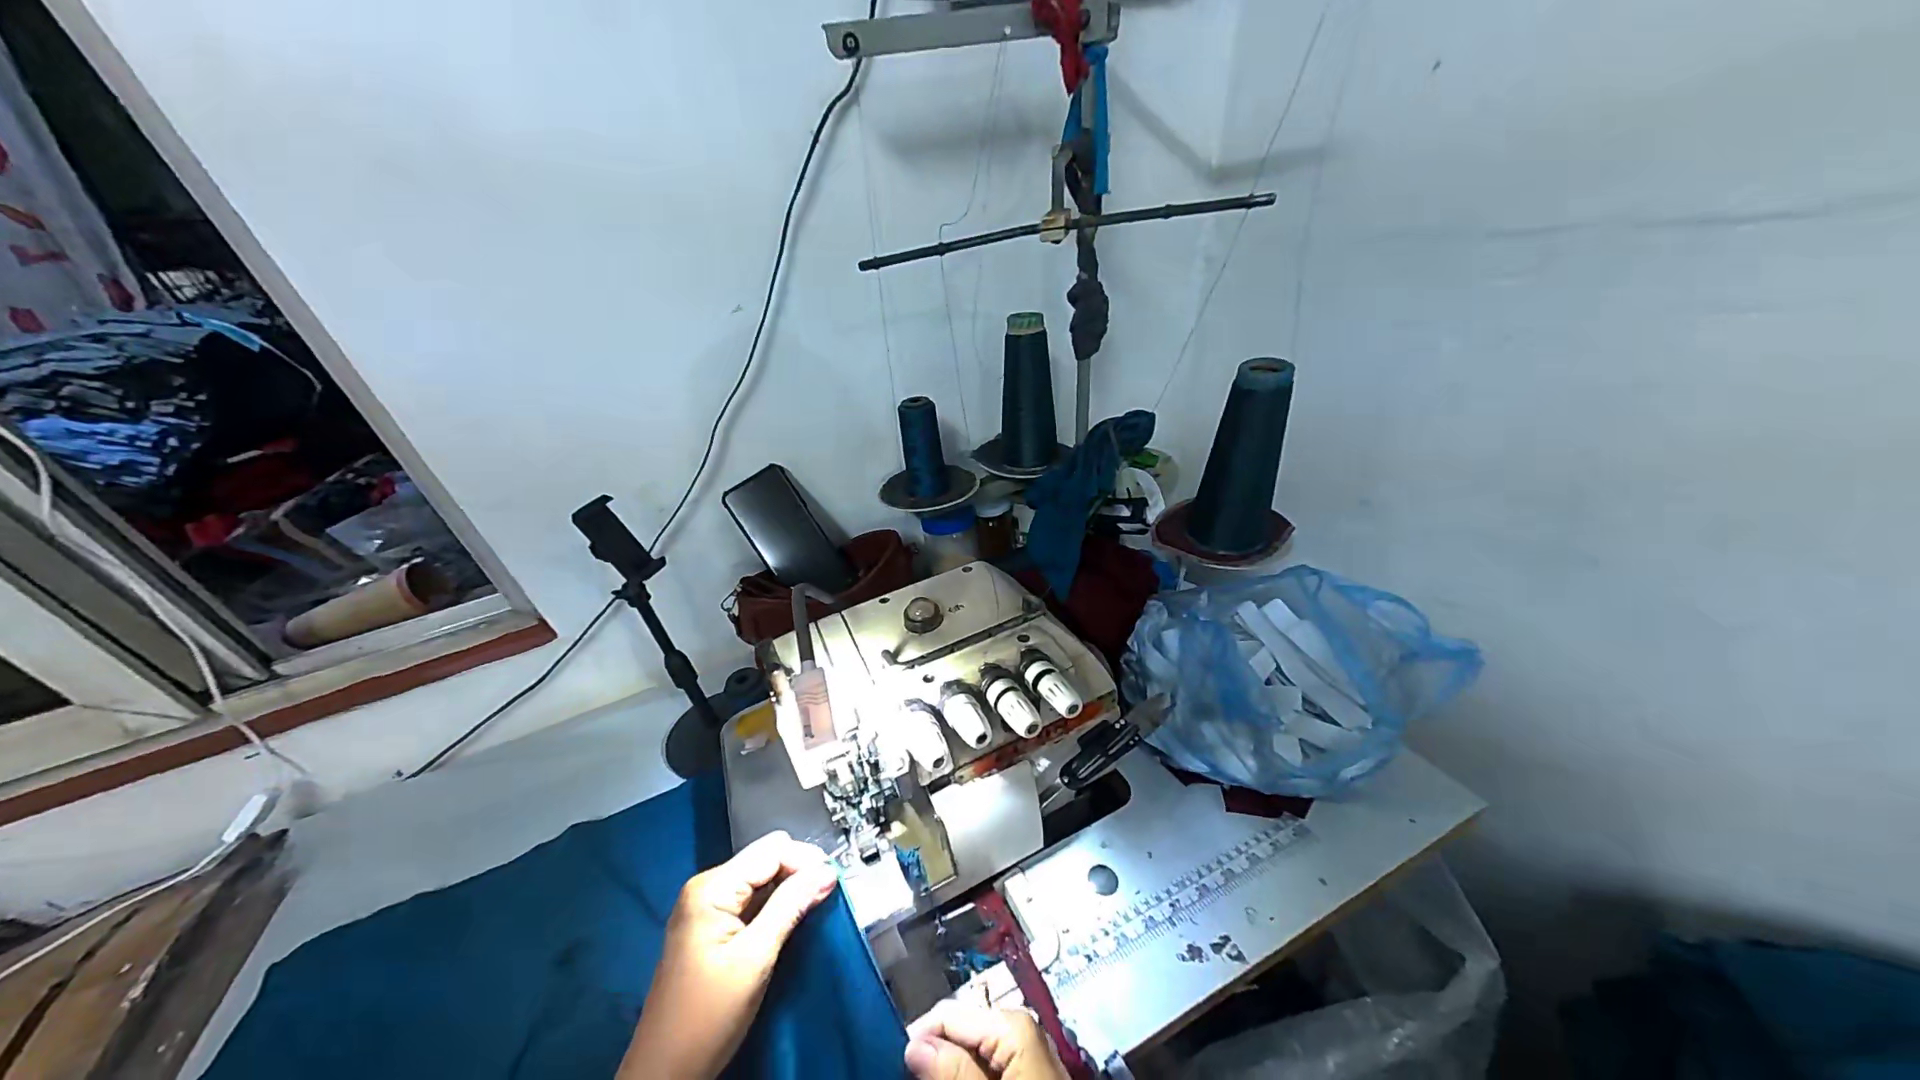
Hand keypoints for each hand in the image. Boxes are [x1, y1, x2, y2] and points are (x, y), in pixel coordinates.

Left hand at [619, 831, 837, 1079]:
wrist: (665, 1072)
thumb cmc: (707, 1016)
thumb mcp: (755, 958)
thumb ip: (791, 906)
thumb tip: (826, 871)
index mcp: (711, 888)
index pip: (771, 851)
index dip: (806, 860)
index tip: (834, 880)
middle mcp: (706, 888)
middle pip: (766, 860)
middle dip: (799, 873)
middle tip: (825, 896)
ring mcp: (706, 908)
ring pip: (762, 879)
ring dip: (789, 890)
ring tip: (813, 908)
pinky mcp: (711, 927)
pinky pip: (751, 900)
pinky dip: (774, 906)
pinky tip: (789, 921)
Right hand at [904, 1002, 1070, 1079]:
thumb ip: (955, 1071)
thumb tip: (915, 1044)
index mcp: (1012, 1023)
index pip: (947, 1013)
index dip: (919, 1039)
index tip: (898, 1067)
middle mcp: (1018, 1026)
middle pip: (957, 1032)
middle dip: (935, 1057)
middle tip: (915, 1079)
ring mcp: (1023, 1049)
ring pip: (969, 1051)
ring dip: (950, 1070)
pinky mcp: (1026, 1069)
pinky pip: (987, 1064)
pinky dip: (969, 1075)